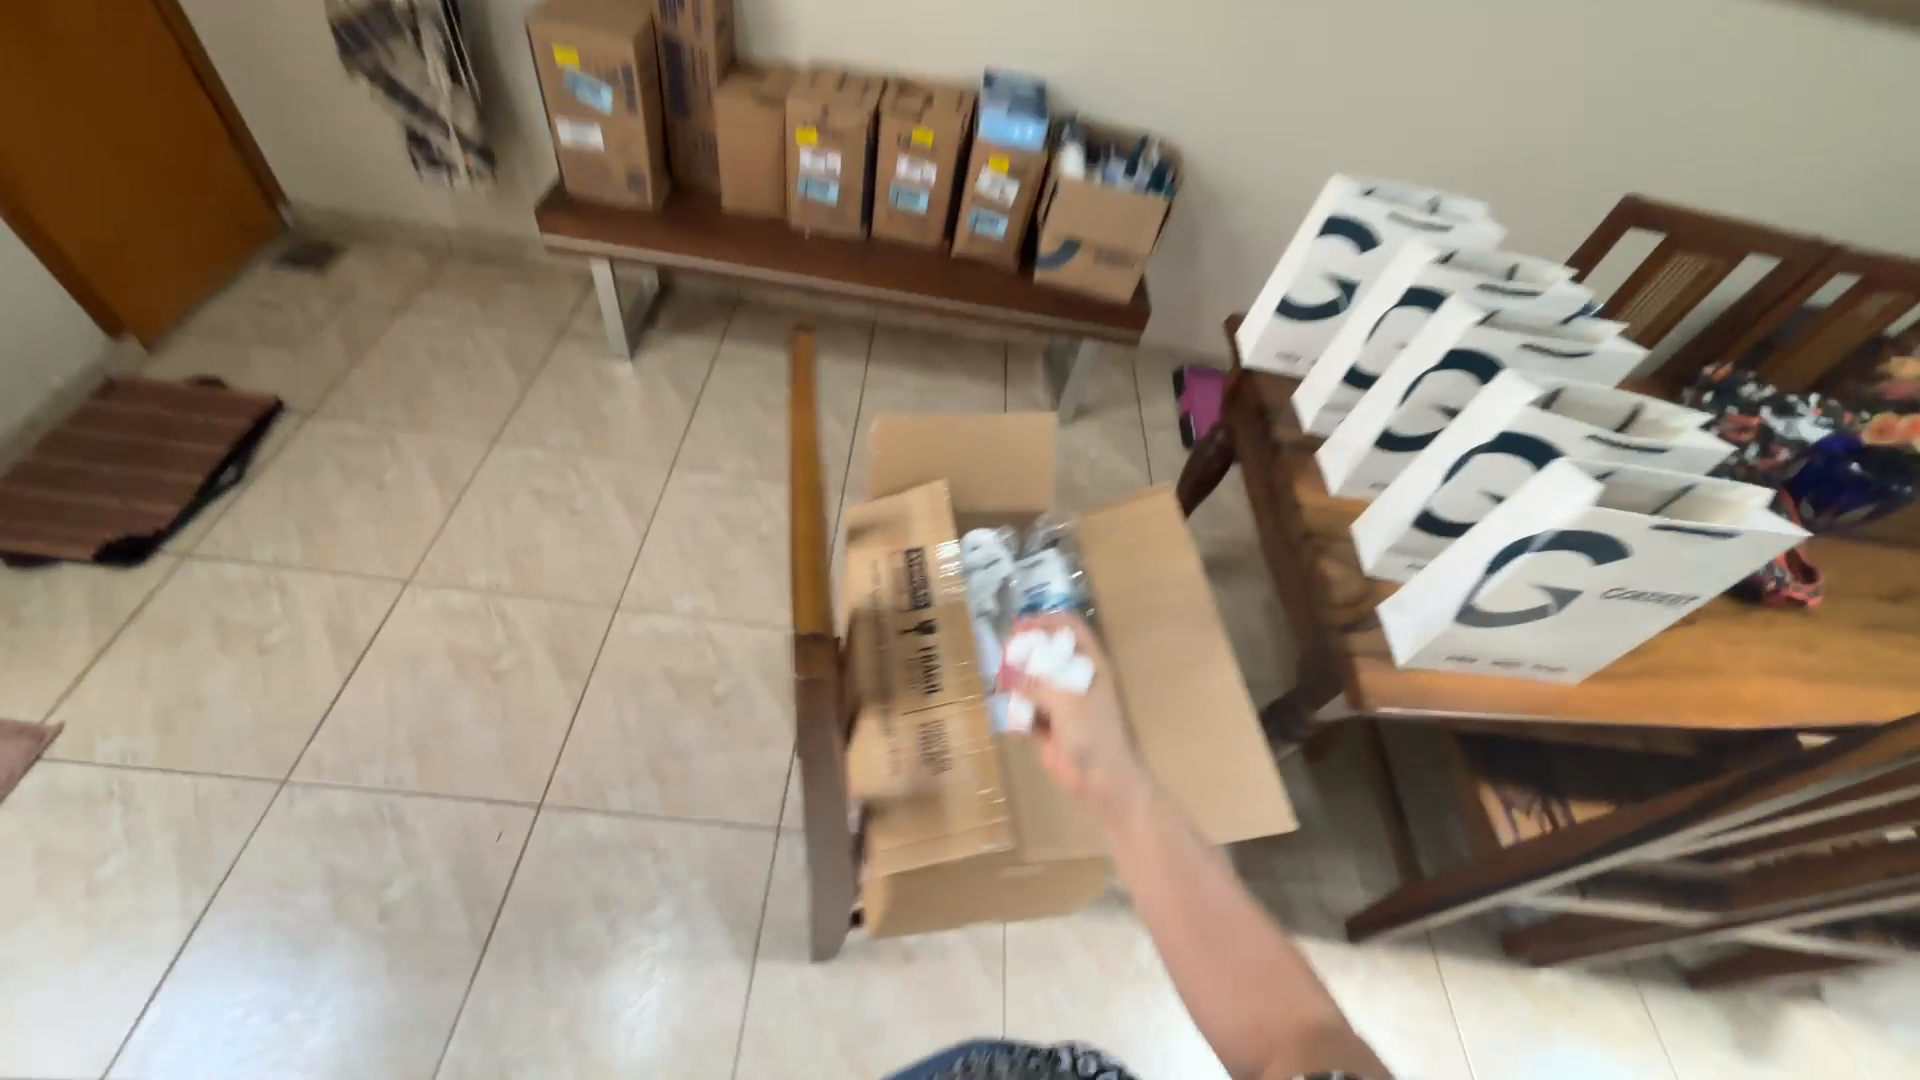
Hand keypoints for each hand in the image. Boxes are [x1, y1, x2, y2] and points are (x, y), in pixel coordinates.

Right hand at [998, 612, 1149, 815]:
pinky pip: (1025, 709)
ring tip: (998, 682)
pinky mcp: (1047, 725)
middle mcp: (1074, 678)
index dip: (1046, 621)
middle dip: (1024, 651)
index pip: (1069, 628)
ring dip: (1015, 680)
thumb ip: (1037, 684)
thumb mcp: (1068, 702)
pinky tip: (1004, 711)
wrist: (1102, 781)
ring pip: (1033, 680)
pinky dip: (1014, 709)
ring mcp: (1061, 702)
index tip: (1020, 626)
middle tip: (1003, 656)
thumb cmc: (1094, 734)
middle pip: (1046, 652)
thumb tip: (1008, 673)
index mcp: (1090, 665)